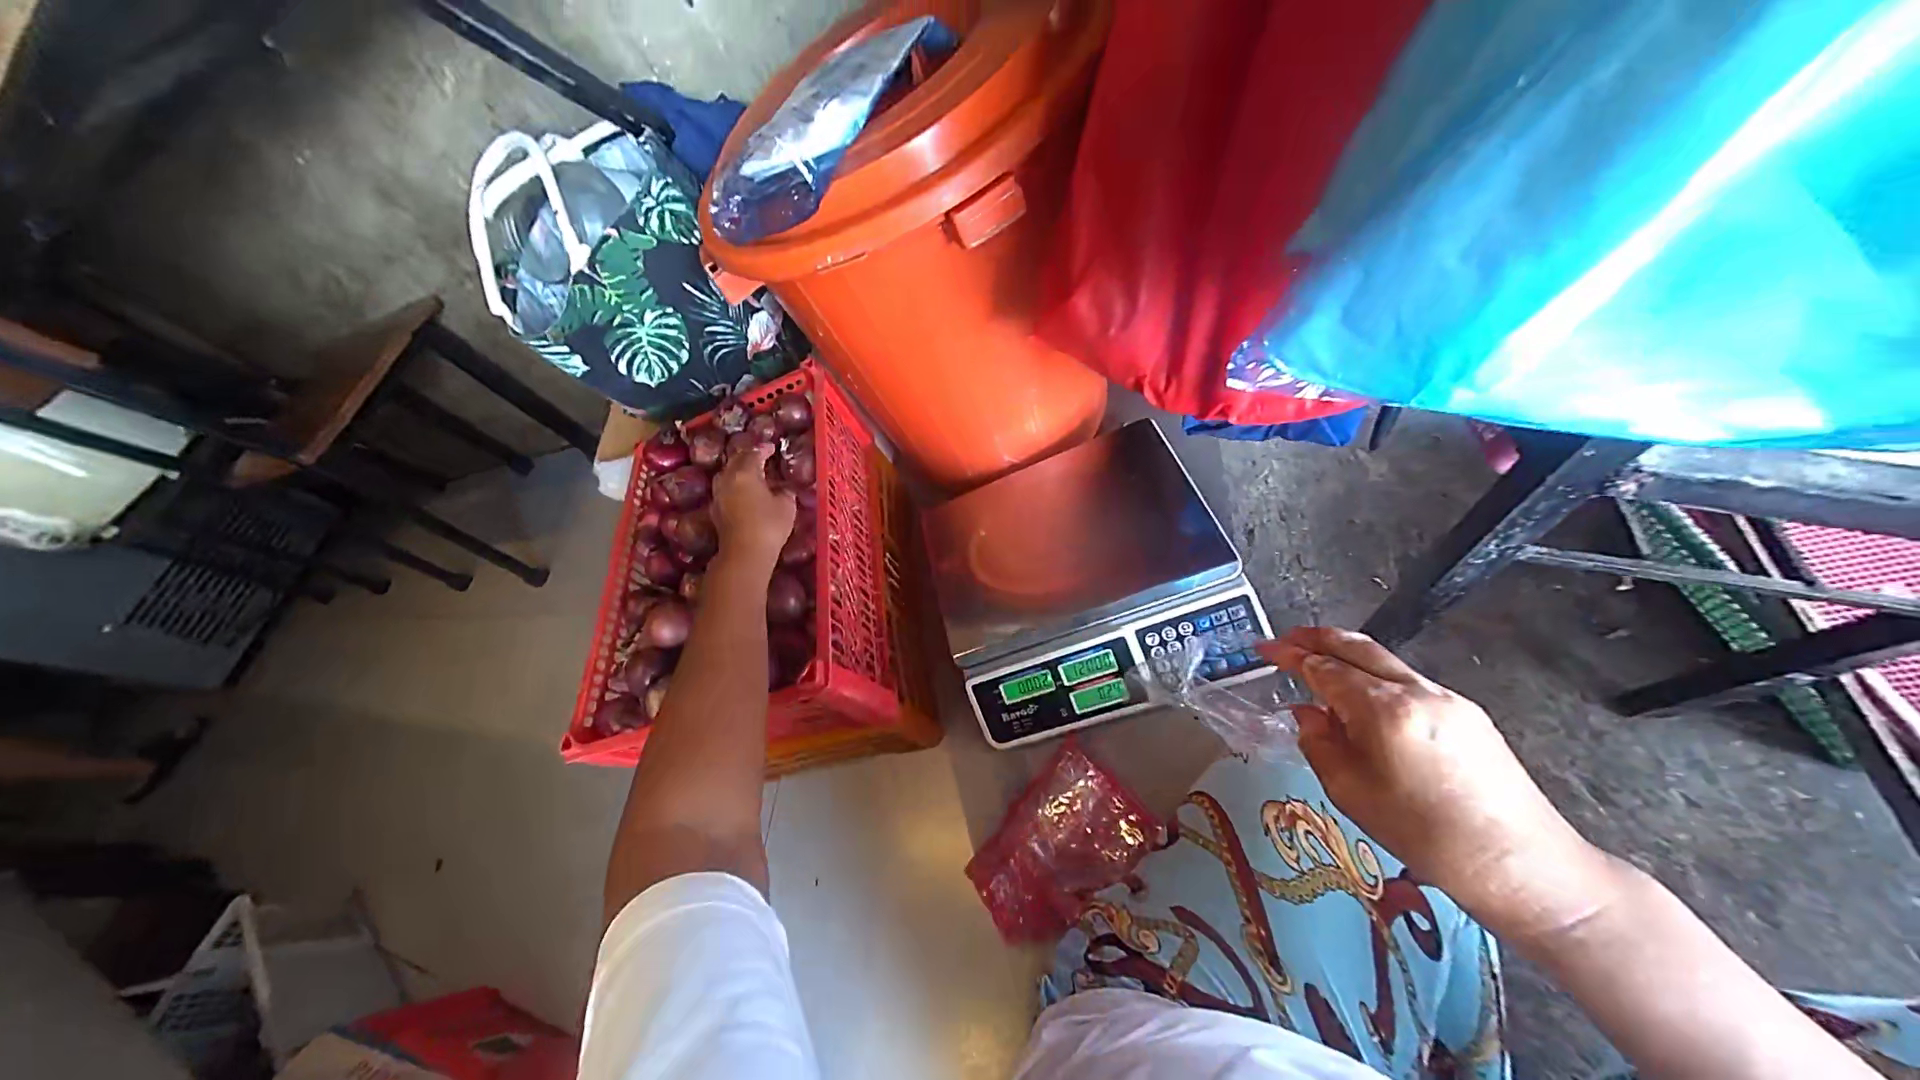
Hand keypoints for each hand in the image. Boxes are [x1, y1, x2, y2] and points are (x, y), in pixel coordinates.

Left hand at [711, 444, 795, 568]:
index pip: (754, 453)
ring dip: (738, 470)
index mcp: (745, 473)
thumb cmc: (769, 526)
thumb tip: (784, 488)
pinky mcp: (715, 510)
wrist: (745, 554)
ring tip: (751, 473)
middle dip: (748, 456)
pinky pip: (724, 489)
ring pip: (727, 474)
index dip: (764, 449)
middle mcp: (727, 479)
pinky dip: (734, 485)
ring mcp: (718, 495)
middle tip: (761, 456)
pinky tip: (743, 492)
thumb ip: (785, 492)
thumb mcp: (786, 506)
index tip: (772, 448)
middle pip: (736, 461)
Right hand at [1258, 627, 1605, 935]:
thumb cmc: (1425, 835)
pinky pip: (1407, 682)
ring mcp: (1448, 699)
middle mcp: (1417, 691)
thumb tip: (1306, 713)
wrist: (1523, 865)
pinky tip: (1363, 702)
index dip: (1290, 655)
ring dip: (1346, 655)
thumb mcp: (1351, 793)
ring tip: (1317, 666)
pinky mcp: (1468, 714)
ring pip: (1385, 662)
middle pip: (1358, 646)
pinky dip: (1374, 678)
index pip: (1324, 668)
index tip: (1263, 649)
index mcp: (1383, 709)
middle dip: (1317, 638)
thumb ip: (1320, 744)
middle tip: (1285, 639)